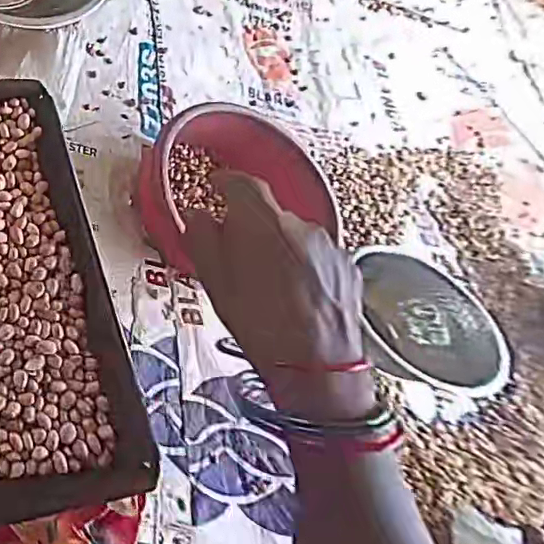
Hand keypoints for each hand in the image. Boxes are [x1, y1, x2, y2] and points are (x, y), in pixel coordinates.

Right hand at [182, 171, 372, 421]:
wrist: (316, 363)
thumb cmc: (258, 321)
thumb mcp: (212, 279)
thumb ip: (201, 238)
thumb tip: (197, 216)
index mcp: (262, 223)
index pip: (243, 183)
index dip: (225, 181)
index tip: (215, 184)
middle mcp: (301, 226)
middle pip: (267, 211)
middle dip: (246, 223)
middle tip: (228, 247)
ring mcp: (328, 246)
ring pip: (290, 232)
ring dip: (272, 243)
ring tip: (258, 276)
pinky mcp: (346, 266)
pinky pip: (312, 252)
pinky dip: (296, 261)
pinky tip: (285, 289)